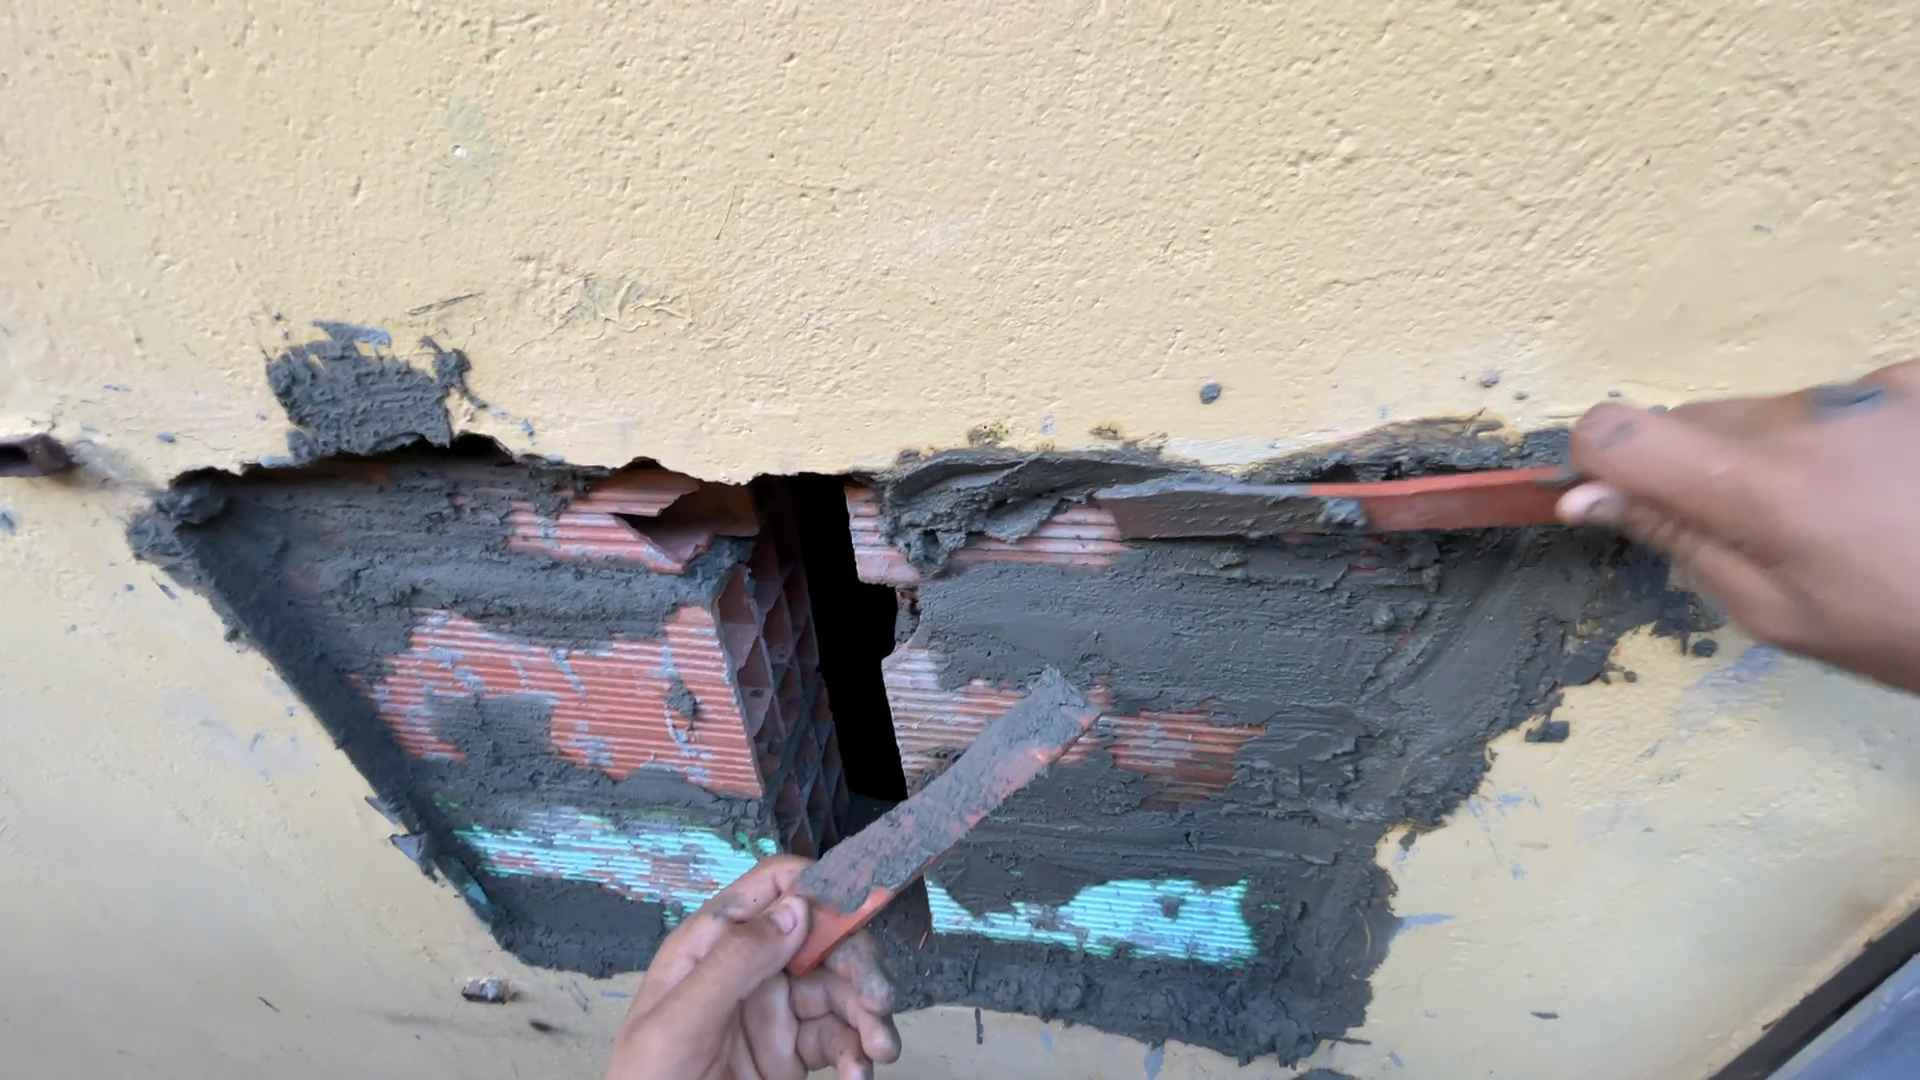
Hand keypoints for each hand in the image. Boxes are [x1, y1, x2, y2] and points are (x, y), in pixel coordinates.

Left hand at [606, 856, 901, 1079]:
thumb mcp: (677, 1025)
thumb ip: (733, 962)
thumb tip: (798, 907)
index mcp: (714, 941)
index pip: (774, 887)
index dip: (819, 889)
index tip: (856, 916)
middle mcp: (750, 965)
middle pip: (820, 936)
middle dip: (857, 962)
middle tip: (880, 999)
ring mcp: (773, 1009)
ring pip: (838, 987)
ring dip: (867, 1011)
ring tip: (882, 1048)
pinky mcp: (790, 1054)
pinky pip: (837, 1037)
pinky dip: (858, 1051)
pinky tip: (859, 1073)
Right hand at [1556, 360, 1919, 692]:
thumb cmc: (1914, 630)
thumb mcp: (1776, 611)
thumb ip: (1678, 540)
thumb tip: (1584, 498)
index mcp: (1762, 486)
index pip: (1616, 432)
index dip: (1595, 459)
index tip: (1616, 496)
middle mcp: (1813, 419)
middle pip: (1688, 421)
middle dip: (1691, 466)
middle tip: (1753, 526)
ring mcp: (1884, 388)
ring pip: (1760, 411)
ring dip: (1767, 453)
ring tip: (1847, 508)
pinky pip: (1836, 400)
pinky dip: (1839, 437)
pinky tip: (1898, 482)